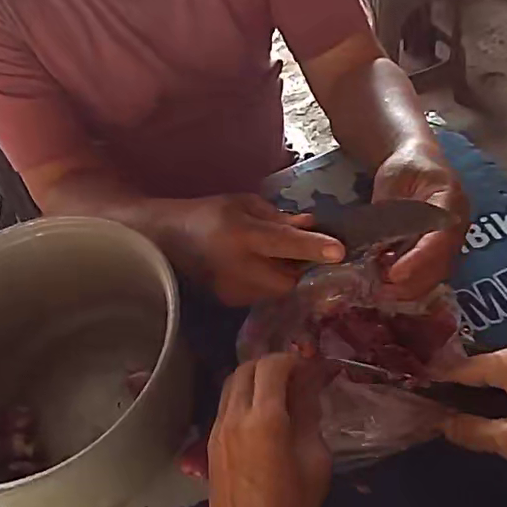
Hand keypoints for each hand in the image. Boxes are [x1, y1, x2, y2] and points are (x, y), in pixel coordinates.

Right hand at [157, 194, 344, 305]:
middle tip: (295, 251)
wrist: (167, 241)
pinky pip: (263, 294)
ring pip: (277, 289)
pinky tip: (252, 268)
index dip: (312, 247)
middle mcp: (237, 267)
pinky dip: (266, 282)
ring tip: (268, 257)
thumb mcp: (244, 204)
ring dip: (282, 274)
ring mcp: (232, 290)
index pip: (283, 243)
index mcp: (241, 234)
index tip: (339, 250)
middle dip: (298, 266)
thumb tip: (312, 224)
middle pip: (287, 278)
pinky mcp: (230, 302)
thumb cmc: (209, 215)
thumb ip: (279, 217)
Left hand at [183, 355, 330, 506]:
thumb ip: (309, 416)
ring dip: (256, 378)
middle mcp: (235, 416)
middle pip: (248, 368)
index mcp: (264, 420)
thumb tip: (309, 385)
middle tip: (298, 376)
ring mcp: (217, 427)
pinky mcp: (210, 441)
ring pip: (232, 383)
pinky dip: (245, 395)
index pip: (273, 367)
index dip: (294, 360)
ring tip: (282, 391)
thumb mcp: (314, 464)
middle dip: (273, 365)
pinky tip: (265, 412)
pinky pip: (227, 403)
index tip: (313, 369)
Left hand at [372, 142, 467, 298]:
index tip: (395, 274)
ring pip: (435, 275)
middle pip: (441, 265)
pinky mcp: (436, 251)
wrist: (416, 161)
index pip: (440, 238)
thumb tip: (378, 238)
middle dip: (412, 282)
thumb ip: (389, 205)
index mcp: (451, 203)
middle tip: (381, 289)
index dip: (419, 260)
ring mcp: (448, 241)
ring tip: (379, 289)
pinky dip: (407, 283)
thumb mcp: (396, 175)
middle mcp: (455, 227)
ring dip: (408, 287)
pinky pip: (427, 274)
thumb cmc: (407, 165)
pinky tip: (384, 282)